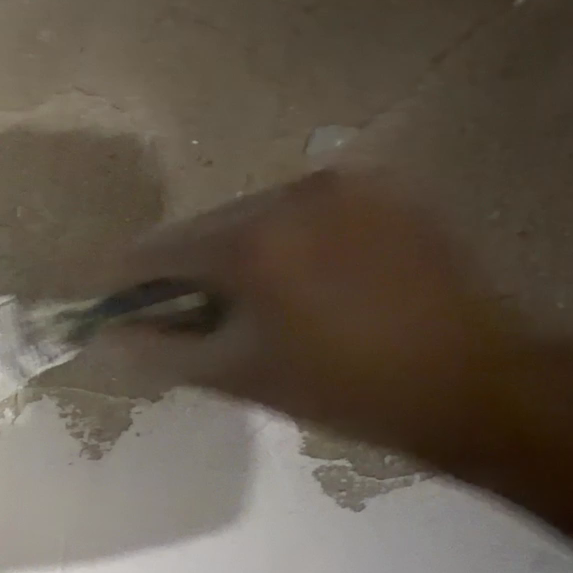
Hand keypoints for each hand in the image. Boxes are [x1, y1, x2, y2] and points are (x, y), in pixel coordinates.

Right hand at [100, 169, 512, 456]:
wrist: (470, 381)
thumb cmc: (335, 385)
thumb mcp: (228, 373)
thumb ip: (154, 349)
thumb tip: (103, 336)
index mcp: (249, 239)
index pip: (153, 252)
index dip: (120, 282)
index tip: (103, 306)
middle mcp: (292, 195)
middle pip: (203, 228)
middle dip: (179, 269)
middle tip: (174, 314)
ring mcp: (346, 188)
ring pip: (253, 217)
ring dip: (230, 255)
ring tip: (237, 302)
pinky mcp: (385, 194)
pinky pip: (303, 214)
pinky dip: (280, 243)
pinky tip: (291, 284)